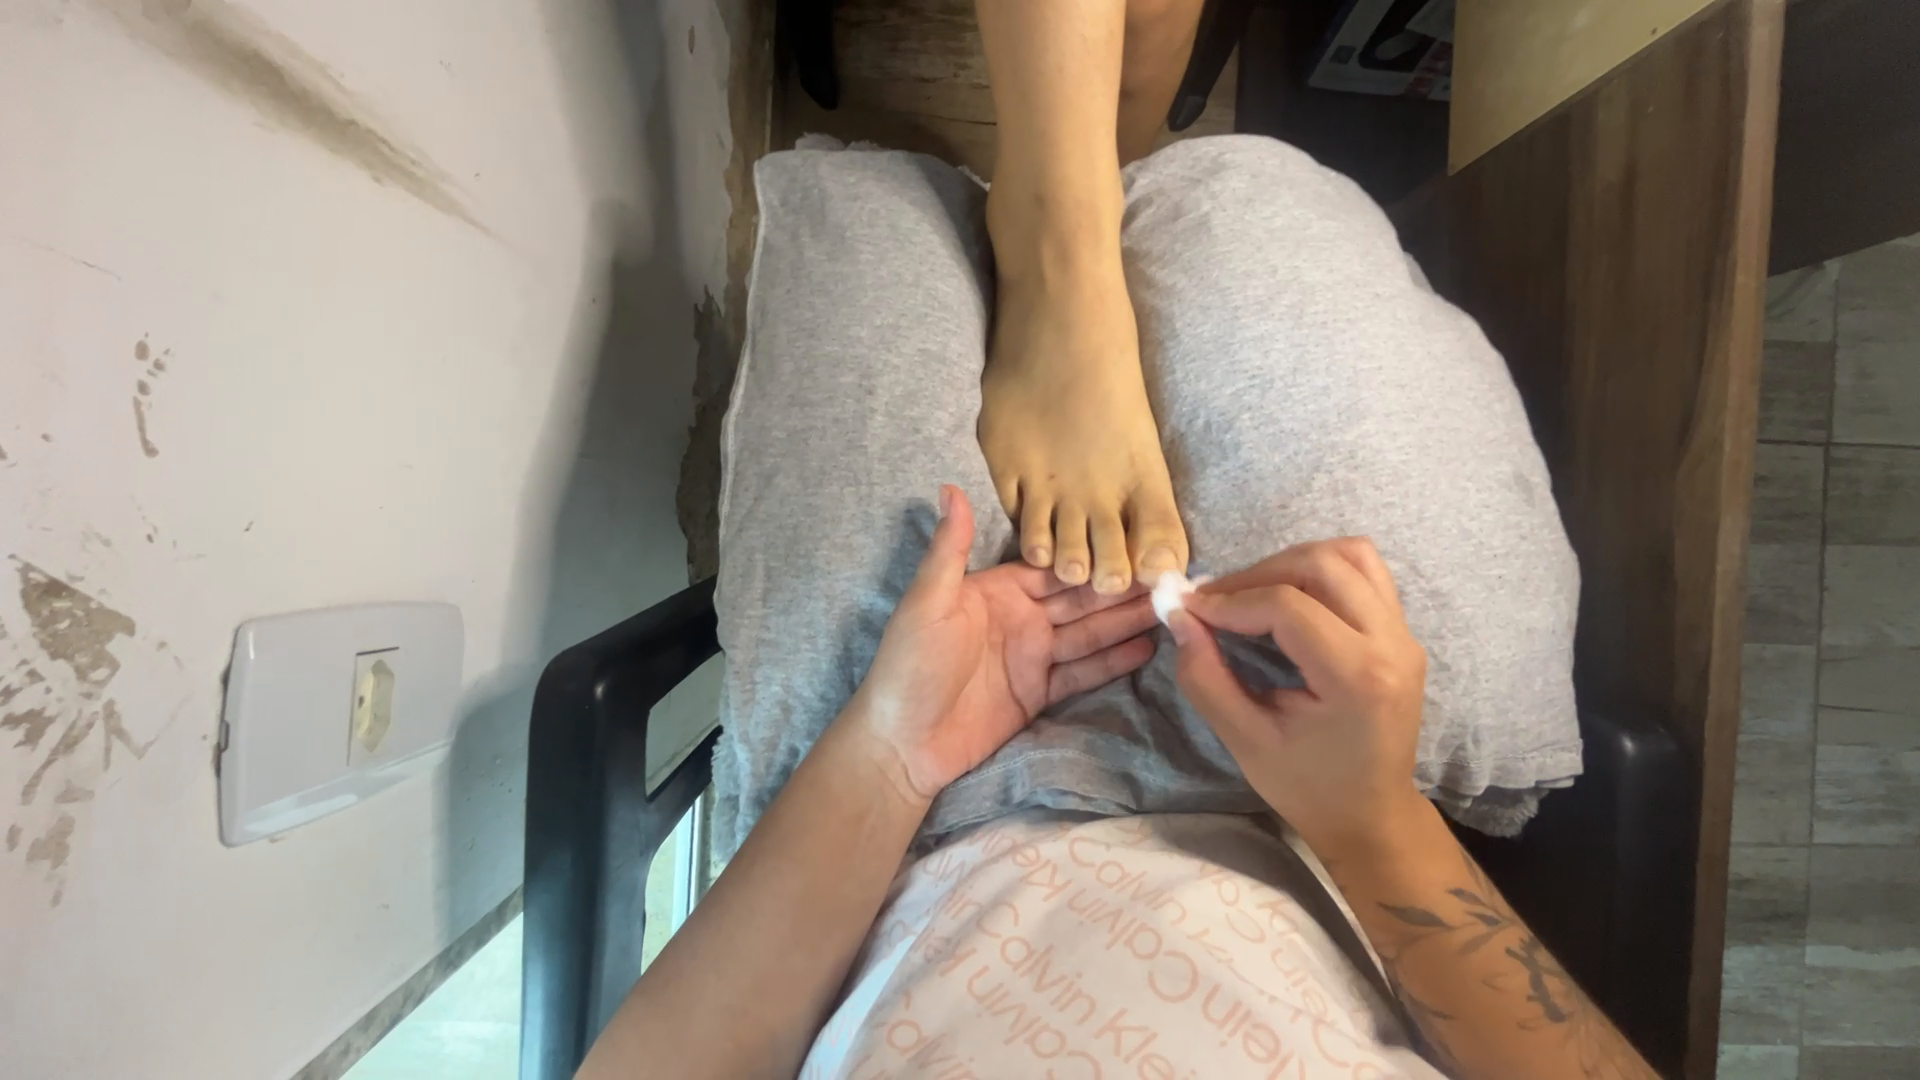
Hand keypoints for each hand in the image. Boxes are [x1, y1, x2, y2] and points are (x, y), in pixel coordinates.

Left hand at [845, 485, 1160, 803]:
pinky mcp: (1037, 693)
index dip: (1092, 556)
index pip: (1054, 567)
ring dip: (1125, 621)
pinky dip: (1112, 661)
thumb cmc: (910, 665)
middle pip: (1079, 599)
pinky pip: (1081, 673)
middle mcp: (1020, 617)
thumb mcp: (928, 602)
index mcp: (997, 590)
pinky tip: (1146, 647)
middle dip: (1120, 588)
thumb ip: (949, 549)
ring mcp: (1031, 656)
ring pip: (1087, 633)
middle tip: (1169, 577)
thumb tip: (950, 486)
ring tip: (1170, 609)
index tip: (1136, 544)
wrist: (902, 743)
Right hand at [1166, 537, 1430, 858]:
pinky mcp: (1402, 631)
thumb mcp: (1244, 739)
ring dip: (1290, 563)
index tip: (1189, 610)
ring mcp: (1404, 634)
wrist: (1371, 816)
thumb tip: (1179, 616)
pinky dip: (1319, 570)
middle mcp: (1392, 643)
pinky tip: (1287, 596)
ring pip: (1348, 555)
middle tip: (1216, 601)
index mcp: (1357, 677)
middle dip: (1257, 574)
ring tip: (1251, 593)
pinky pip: (1364, 572)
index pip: (1286, 606)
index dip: (1228, 600)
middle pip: (1321, 565)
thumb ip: (1205, 676)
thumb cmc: (1306, 786)